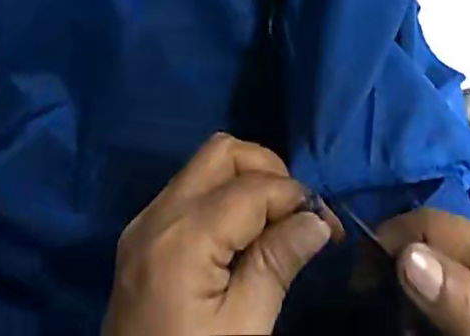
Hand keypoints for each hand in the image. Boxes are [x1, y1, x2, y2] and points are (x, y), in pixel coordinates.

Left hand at [103, 133, 342, 335]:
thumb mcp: (244, 329)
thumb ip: (276, 264)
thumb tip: (316, 219)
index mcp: (182, 237)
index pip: (249, 187)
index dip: (295, 195)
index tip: (329, 223)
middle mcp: (158, 213)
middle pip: (219, 152)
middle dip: (266, 169)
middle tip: (299, 212)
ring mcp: (144, 220)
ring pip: (201, 166)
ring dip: (244, 180)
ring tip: (278, 222)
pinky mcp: (140, 234)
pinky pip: (185, 190)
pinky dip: (220, 195)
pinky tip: (244, 232)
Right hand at [377, 209, 469, 335]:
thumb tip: (405, 254)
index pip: (430, 224)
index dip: (387, 246)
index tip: (355, 288)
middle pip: (440, 250)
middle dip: (404, 278)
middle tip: (382, 321)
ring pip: (454, 279)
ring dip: (424, 302)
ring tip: (407, 330)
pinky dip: (450, 314)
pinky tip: (439, 333)